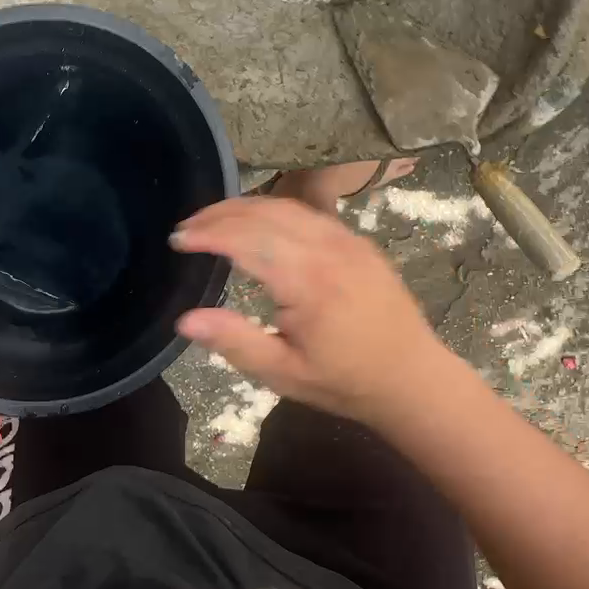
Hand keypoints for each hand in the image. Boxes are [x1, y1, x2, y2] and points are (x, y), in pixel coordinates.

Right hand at [170, 195, 445, 429]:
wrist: (412, 379)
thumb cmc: (344, 381)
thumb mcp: (283, 373)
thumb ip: (234, 342)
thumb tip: (185, 320)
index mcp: (309, 282)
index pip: (247, 239)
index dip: (207, 234)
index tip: (177, 240)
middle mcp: (329, 250)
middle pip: (264, 213)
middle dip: (219, 214)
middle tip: (186, 228)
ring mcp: (348, 241)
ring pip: (287, 207)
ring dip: (244, 208)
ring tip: (211, 221)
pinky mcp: (358, 242)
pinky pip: (308, 213)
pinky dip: (272, 211)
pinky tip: (256, 224)